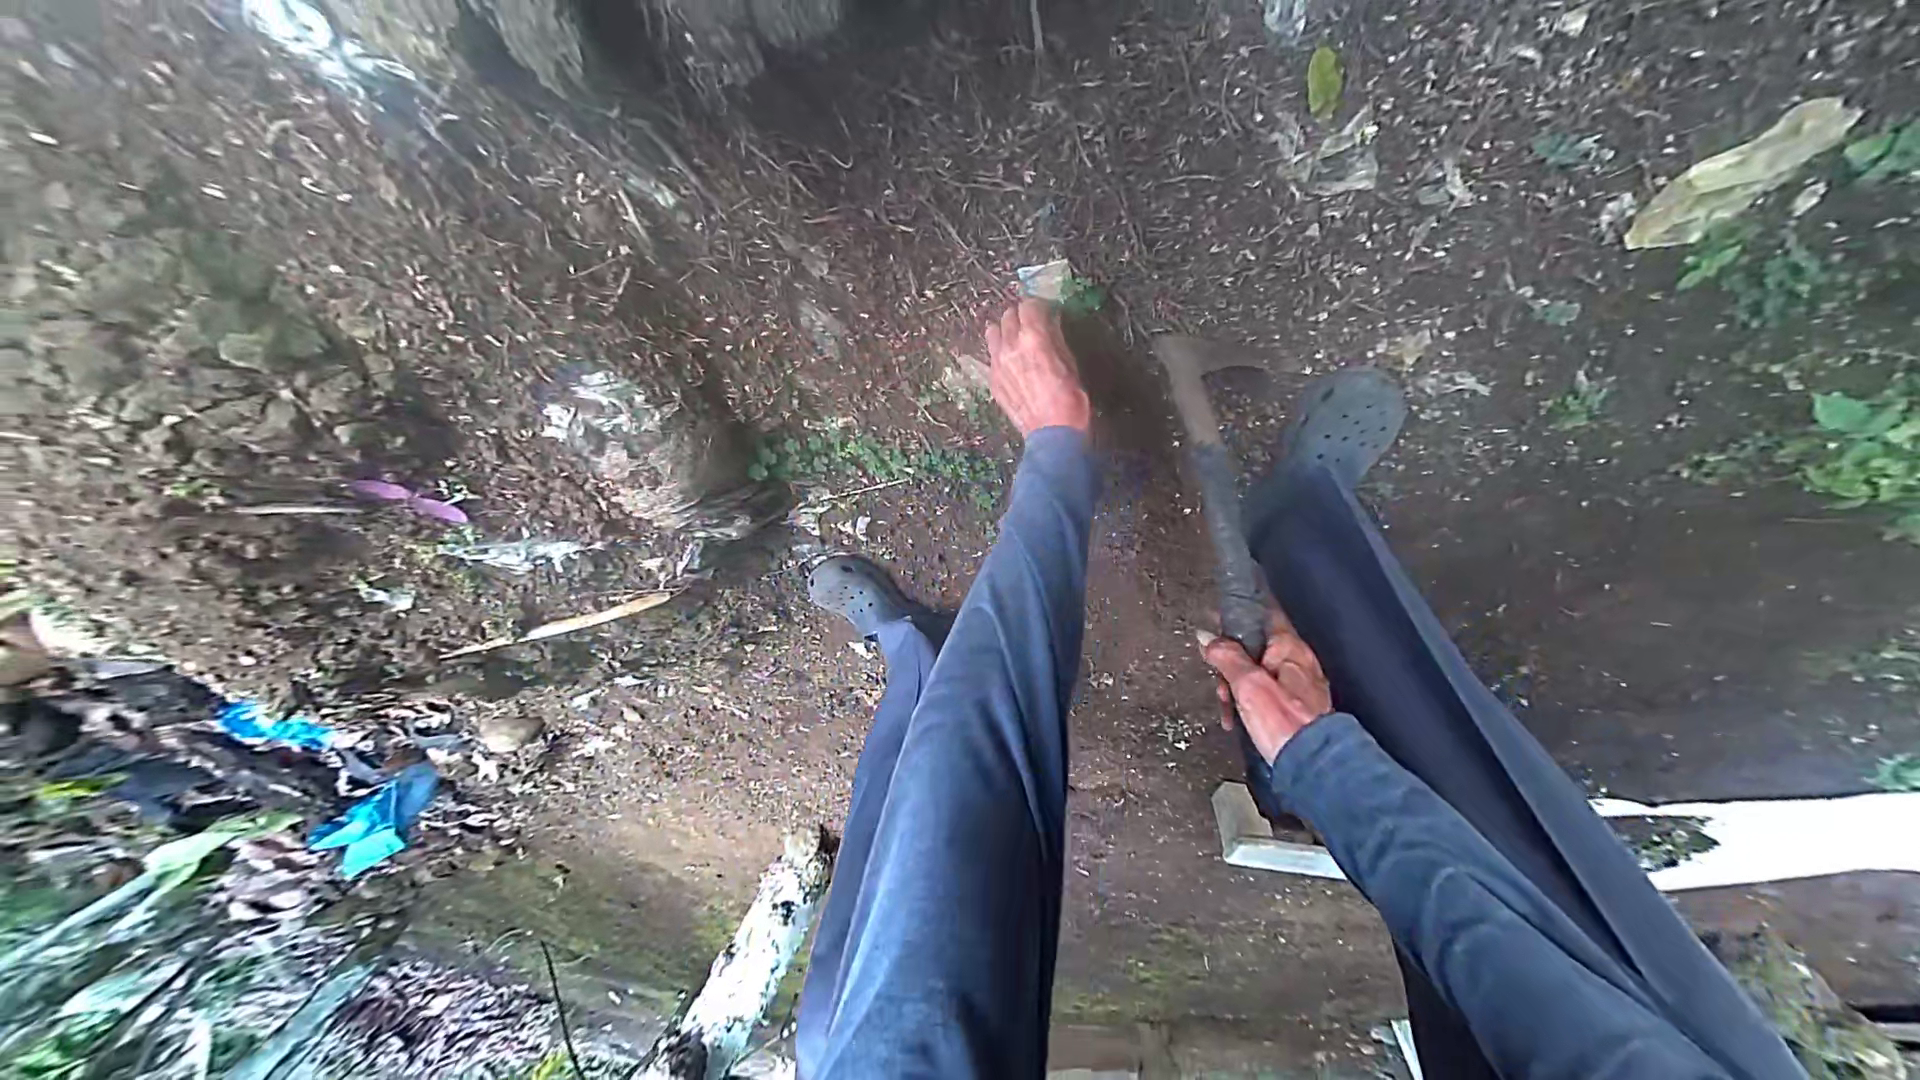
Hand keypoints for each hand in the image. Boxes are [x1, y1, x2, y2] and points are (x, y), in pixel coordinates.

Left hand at [984, 300, 1090, 436]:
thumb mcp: (1070, 362)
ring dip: (1005, 330)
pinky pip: (992, 356)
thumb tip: (1050, 321)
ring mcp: (998, 364)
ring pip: (993, 332)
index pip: (1028, 305)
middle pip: (1008, 315)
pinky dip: (1001, 352)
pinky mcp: (993, 380)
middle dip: (1021, 316)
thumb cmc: (1070, 400)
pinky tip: (1012, 361)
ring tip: (1017, 339)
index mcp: (1033, 338)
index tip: (1046, 311)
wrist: (1052, 433)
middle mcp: (1010, 346)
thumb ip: (1055, 337)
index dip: (1039, 306)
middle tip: (1032, 324)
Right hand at [1198, 608, 1331, 763]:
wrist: (1313, 767)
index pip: (1261, 615)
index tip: (1215, 619)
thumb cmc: (1288, 727)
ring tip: (1230, 708)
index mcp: (1290, 649)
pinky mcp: (1294, 708)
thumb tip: (1208, 638)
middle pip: (1253, 648)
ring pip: (1255, 673)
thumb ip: (1226, 657)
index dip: (1235, 615)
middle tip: (1221, 681)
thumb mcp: (1247, 685)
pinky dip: (1247, 703)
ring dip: (1235, 687)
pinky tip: (1239, 718)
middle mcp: (1297, 664)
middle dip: (1229, 663)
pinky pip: (1263, 694)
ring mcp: (1297, 686)